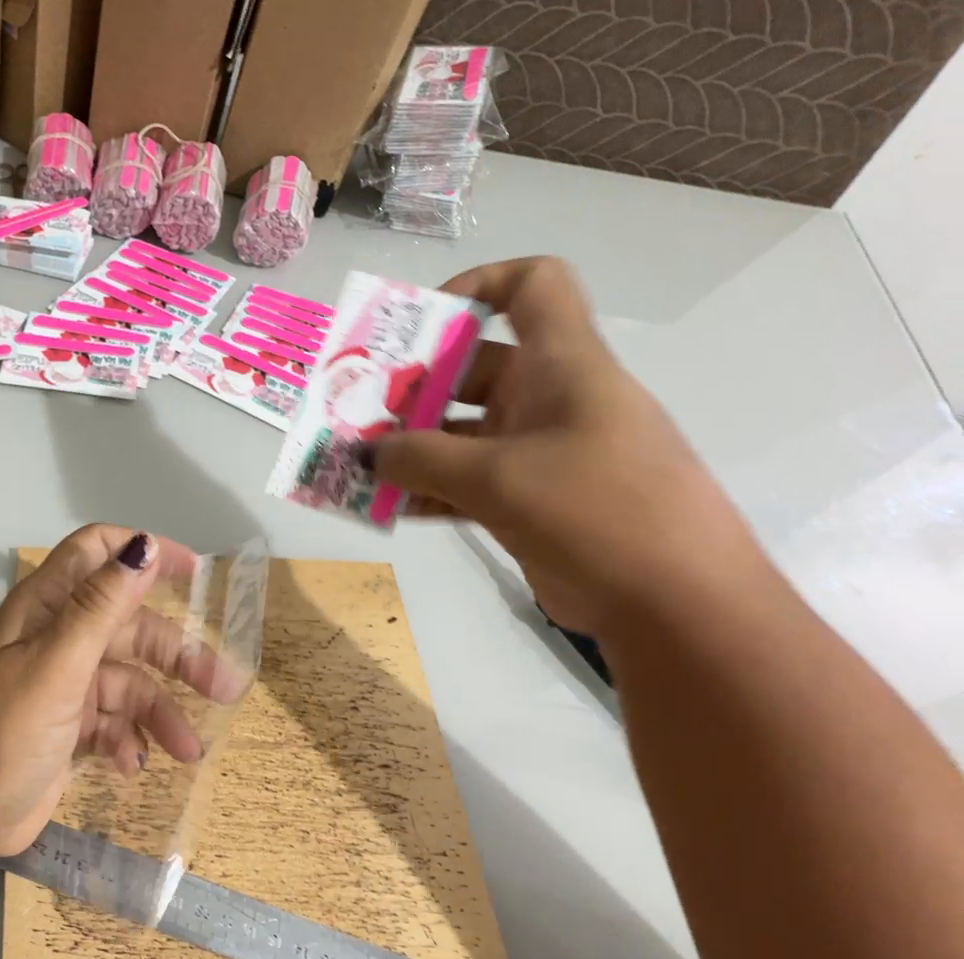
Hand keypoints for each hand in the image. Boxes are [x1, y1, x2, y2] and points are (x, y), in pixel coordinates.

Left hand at [0, 525, 244, 858]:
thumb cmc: (0, 737)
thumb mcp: (54, 668)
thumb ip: (98, 607)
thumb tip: (140, 547)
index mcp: (42, 609)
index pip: (95, 553)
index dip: (142, 551)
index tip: (194, 572)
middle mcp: (53, 638)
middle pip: (128, 625)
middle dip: (176, 653)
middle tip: (226, 688)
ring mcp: (60, 685)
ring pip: (128, 680)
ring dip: (160, 711)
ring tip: (188, 750)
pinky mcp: (65, 728)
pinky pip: (113, 721)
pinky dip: (129, 740)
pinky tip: (133, 766)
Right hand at [374, 257, 761, 635]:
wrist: (675, 601)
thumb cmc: (597, 510)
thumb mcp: (496, 478)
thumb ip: (420, 459)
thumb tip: (365, 454)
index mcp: (562, 365)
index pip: (532, 285)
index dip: (477, 285)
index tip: (422, 323)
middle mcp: (549, 397)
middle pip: (471, 366)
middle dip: (409, 387)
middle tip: (354, 413)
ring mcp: (539, 451)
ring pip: (459, 431)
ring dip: (407, 448)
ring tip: (354, 466)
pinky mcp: (529, 499)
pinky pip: (463, 481)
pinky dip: (424, 491)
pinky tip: (382, 508)